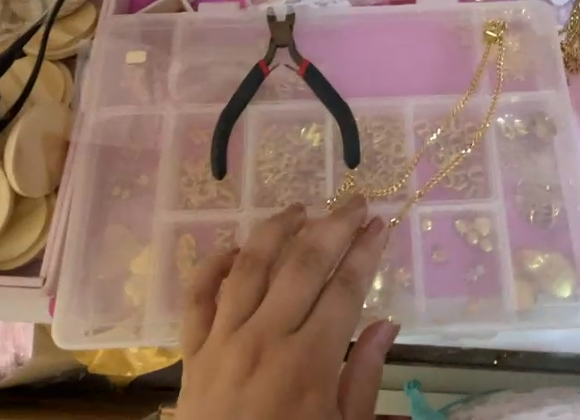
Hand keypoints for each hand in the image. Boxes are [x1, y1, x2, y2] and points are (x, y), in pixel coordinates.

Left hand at [176, 198, 398, 419]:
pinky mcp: (192, 352)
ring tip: (300, 208)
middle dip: (333, 226)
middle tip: (353, 202)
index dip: (366, 251)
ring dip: (277, 229)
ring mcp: (223, 341)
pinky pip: (198, 296)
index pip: (345, 288)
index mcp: (309, 364)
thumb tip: (388, 322)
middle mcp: (265, 339)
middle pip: (303, 263)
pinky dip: (214, 264)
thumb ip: (364, 377)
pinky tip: (236, 247)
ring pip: (250, 265)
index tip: (380, 223)